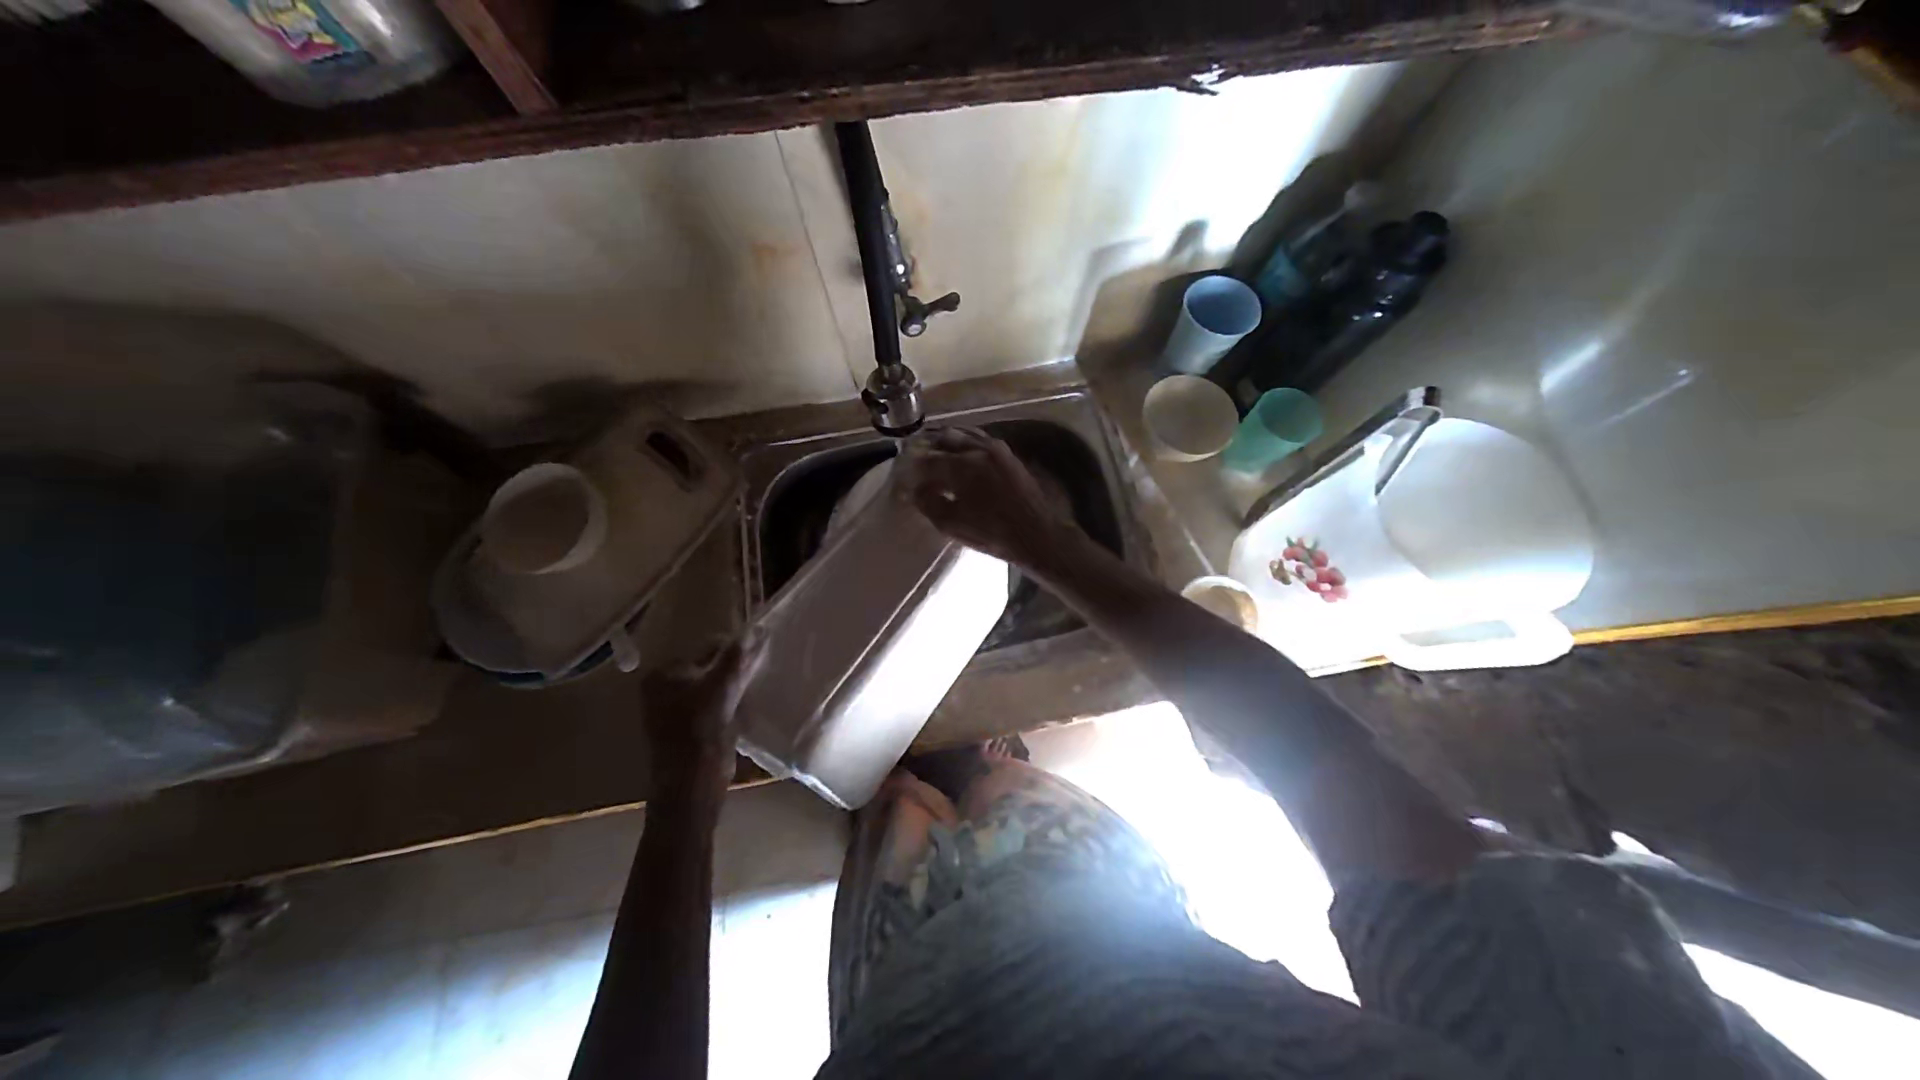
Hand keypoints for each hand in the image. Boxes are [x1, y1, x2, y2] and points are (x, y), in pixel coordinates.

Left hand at [641, 633, 763, 799]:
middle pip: (710, 668)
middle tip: (762, 669)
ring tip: (759, 685)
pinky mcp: (692, 729)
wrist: (692, 788)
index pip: (705, 649)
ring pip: (716, 687)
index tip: (759, 655)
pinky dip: (733, 703)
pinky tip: (749, 706)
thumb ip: (737, 657)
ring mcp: (677, 711)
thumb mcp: (721, 688)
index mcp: (663, 675)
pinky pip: (717, 705)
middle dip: (736, 668)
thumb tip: (757, 629)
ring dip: (737, 686)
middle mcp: (664, 689)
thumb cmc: (700, 733)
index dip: (734, 650)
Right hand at [899, 426, 1082, 570]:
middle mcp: (978, 449)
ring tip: (935, 450)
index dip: (912, 469)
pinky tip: (961, 453)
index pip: (928, 461)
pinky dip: (966, 441)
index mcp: (962, 466)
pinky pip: (980, 439)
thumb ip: (929, 503)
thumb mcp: (952, 525)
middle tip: (915, 457)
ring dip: (946, 440)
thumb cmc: (992, 534)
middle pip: (945, 439)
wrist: (1036, 534)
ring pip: (964, 434)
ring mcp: (996, 449)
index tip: (903, 476)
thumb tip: (916, 490)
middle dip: (927, 446)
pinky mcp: (1008, 454)